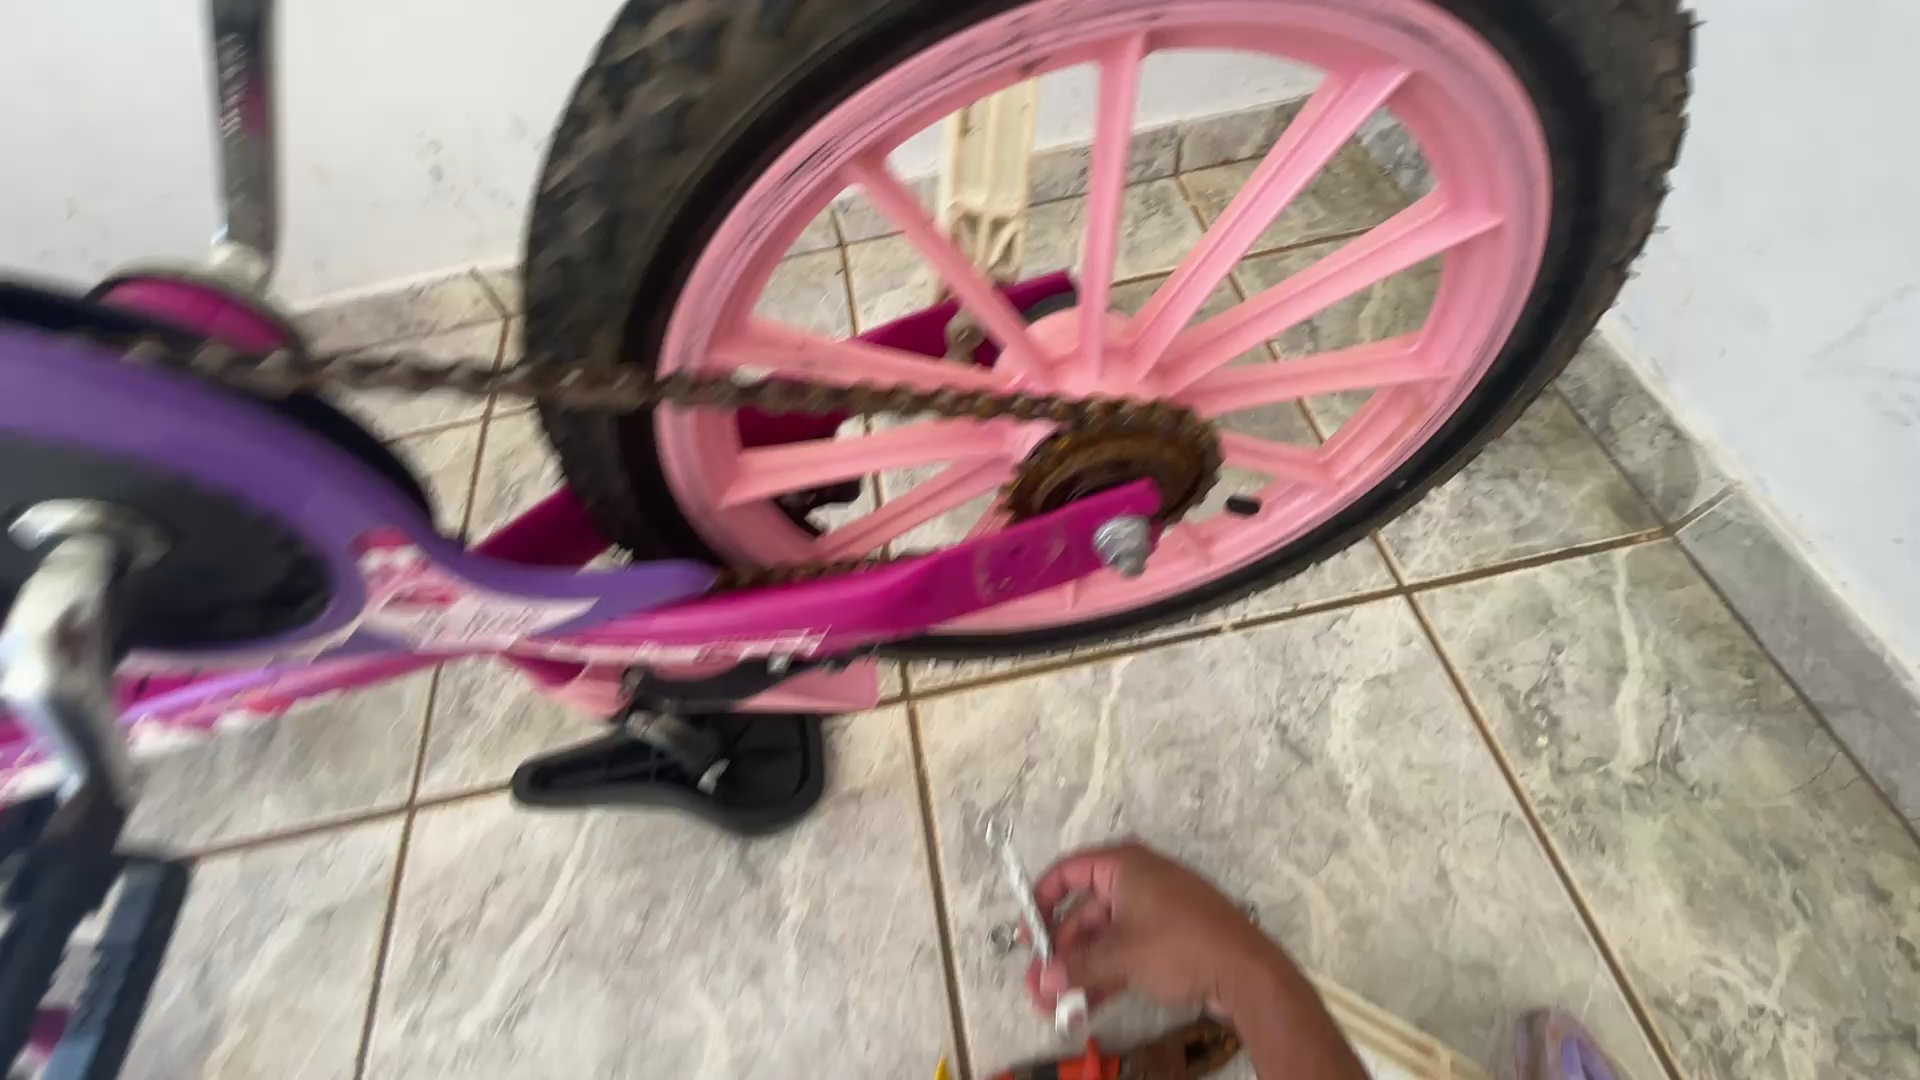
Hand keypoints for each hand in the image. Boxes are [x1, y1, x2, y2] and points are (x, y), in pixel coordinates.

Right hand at [1023, 842, 1284, 1019]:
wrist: (1246, 972)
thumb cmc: (1178, 944)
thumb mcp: (1123, 955)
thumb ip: (1079, 966)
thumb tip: (1043, 981)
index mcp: (1122, 865)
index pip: (1069, 871)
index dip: (1043, 900)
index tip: (1027, 933)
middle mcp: (1133, 880)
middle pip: (1084, 912)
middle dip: (1059, 951)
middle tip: (1037, 986)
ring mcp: (1150, 911)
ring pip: (1103, 937)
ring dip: (1078, 969)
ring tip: (1054, 1004)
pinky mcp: (1164, 939)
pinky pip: (1124, 951)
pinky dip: (1105, 974)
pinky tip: (1086, 1004)